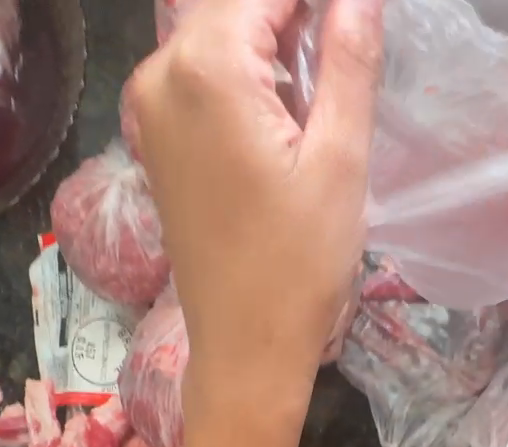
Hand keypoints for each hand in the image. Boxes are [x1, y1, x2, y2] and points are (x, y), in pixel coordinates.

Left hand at [129, 0, 382, 442]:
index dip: (319, 1)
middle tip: (349, 48)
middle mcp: (162, 71)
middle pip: (236, 4)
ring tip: (326, 79)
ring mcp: (151, 108)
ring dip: (273, 40)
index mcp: (207, 67)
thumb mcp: (339, 162)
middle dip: (295, 13)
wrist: (245, 349)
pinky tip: (287, 109)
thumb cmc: (299, 266)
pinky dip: (246, 74)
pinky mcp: (158, 141)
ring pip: (217, 36)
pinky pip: (201, 76)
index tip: (356, 23)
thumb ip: (348, 61)